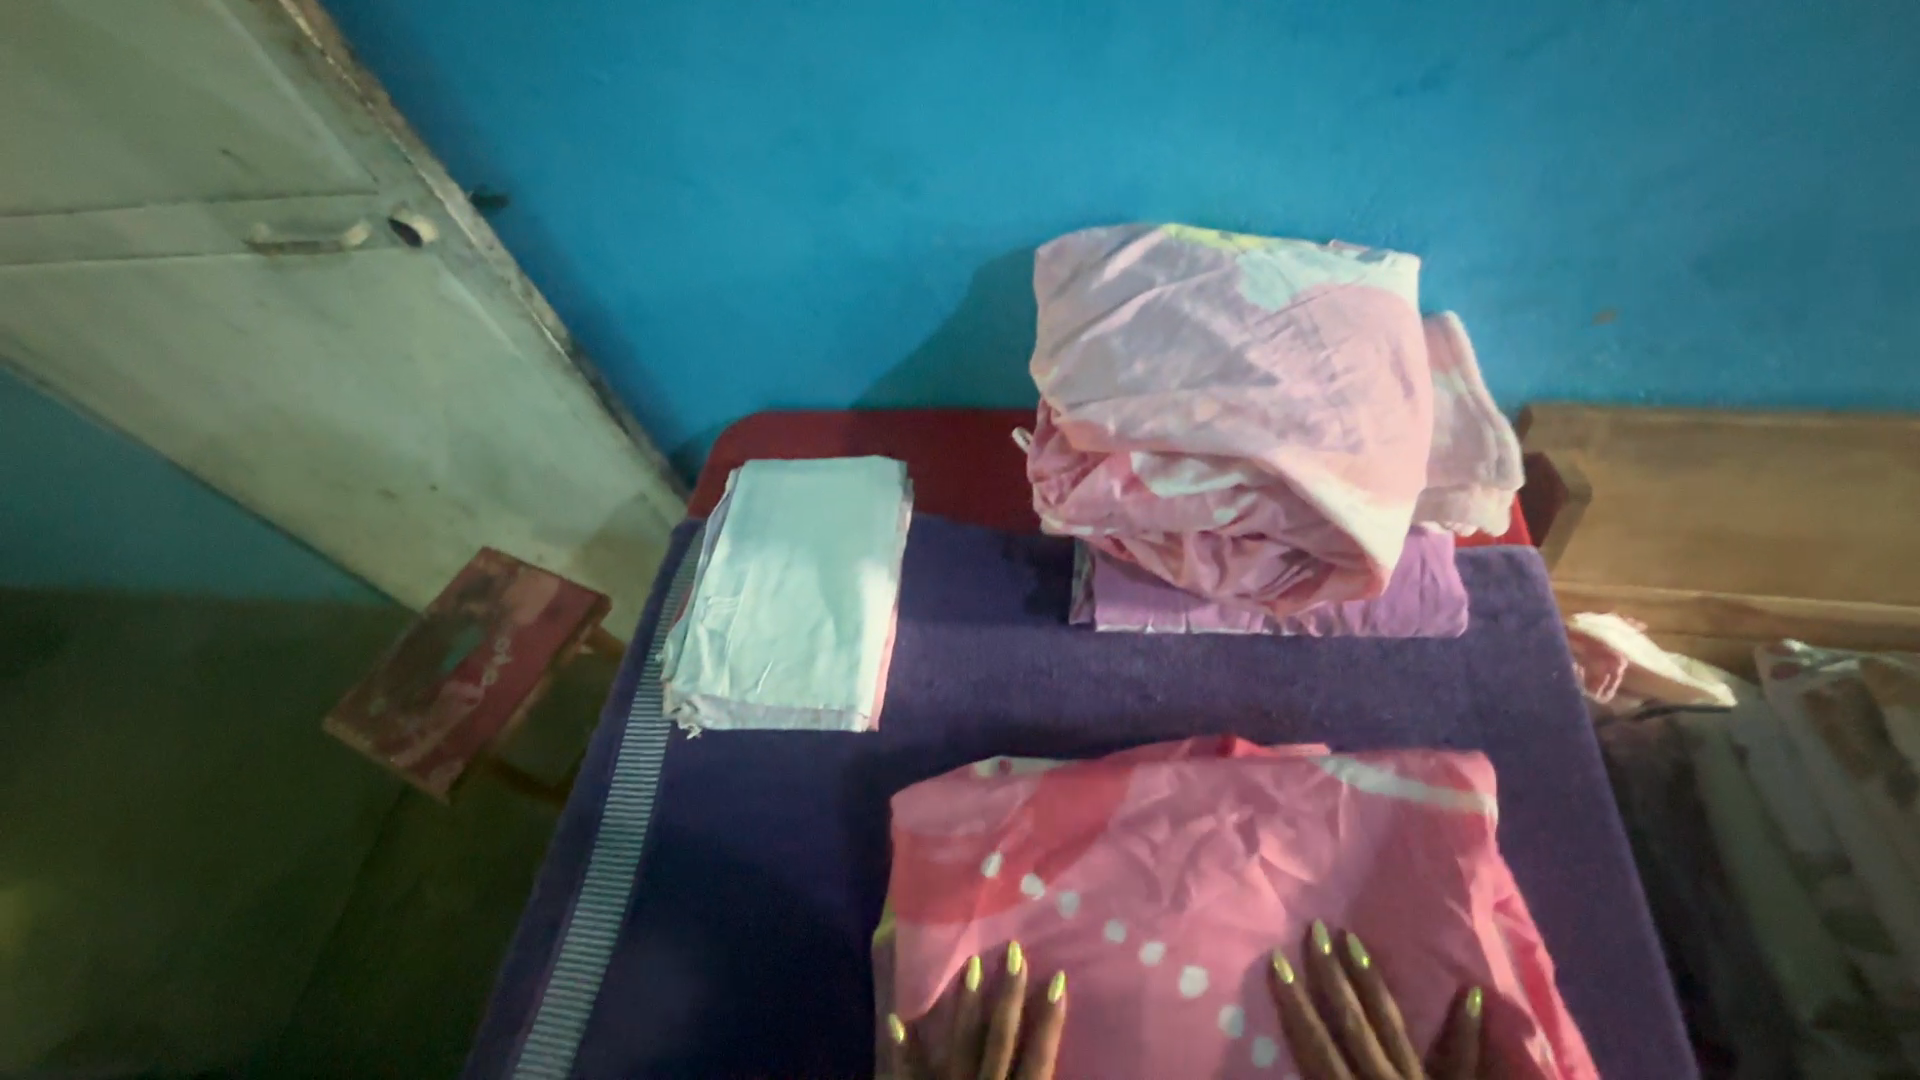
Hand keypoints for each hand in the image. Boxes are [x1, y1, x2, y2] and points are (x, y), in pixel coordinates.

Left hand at [887, 941, 1068, 1079]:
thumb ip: (1038, 1075)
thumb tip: (1055, 1054)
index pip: (1039, 1057)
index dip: (1051, 1020)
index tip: (1059, 977)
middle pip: (1001, 1038)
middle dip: (1009, 994)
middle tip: (1015, 949)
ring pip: (962, 1045)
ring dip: (966, 1006)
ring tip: (970, 964)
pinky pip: (911, 1074)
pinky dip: (904, 1049)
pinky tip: (898, 1019)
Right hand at [1269, 921, 1486, 1079]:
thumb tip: (1276, 1075)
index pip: (1315, 1045)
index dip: (1293, 1004)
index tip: (1277, 960)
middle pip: (1352, 1024)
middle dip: (1331, 976)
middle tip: (1316, 930)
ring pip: (1393, 1027)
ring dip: (1372, 983)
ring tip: (1356, 941)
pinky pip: (1466, 1064)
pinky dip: (1469, 1030)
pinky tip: (1474, 994)